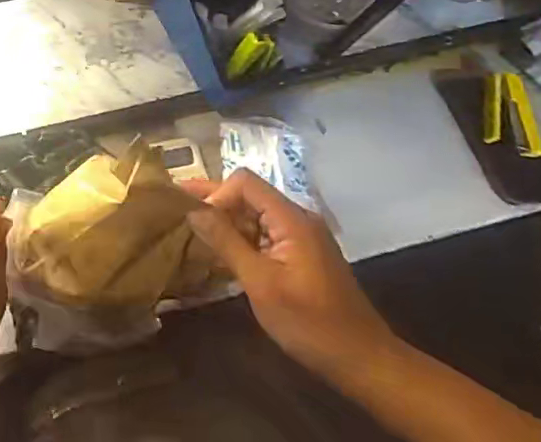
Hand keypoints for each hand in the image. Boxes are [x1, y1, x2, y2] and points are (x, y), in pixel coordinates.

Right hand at [184, 170, 399, 381]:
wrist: (362, 358)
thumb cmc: (309, 323)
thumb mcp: (261, 284)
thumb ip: (227, 243)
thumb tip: (195, 210)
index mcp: (291, 217)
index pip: (245, 183)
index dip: (217, 194)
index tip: (193, 219)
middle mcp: (298, 217)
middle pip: (251, 195)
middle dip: (217, 201)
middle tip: (178, 206)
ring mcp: (304, 235)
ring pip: (259, 216)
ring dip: (229, 221)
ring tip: (195, 229)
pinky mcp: (305, 253)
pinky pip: (269, 234)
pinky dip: (245, 238)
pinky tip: (224, 251)